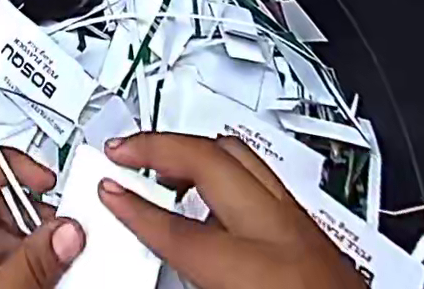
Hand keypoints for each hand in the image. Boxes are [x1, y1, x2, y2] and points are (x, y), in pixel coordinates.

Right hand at [98, 134, 364, 288]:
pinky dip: (222, 168)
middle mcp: (286, 236)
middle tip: (123, 150)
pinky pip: (259, 173)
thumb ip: (190, 279)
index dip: (135, 208)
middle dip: (158, 147)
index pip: (180, 230)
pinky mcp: (314, 227)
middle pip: (209, 160)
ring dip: (192, 150)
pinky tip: (205, 190)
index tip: (109, 190)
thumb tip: (155, 259)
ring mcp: (304, 225)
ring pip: (238, 152)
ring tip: (159, 162)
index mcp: (264, 272)